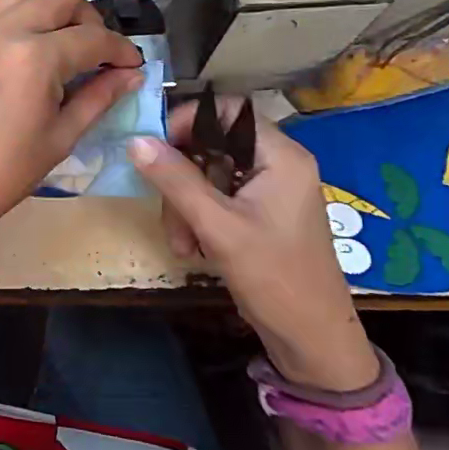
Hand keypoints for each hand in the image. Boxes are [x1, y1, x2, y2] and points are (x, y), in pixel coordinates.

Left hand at [0, 0, 143, 259]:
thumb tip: (130, 75)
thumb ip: (98, 98)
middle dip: (88, 20)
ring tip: (57, 41)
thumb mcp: (60, 138)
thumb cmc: (1, 173)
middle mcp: (7, 29)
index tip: (132, 66)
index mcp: (36, 57)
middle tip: (95, 55)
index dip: (121, 51)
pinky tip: (21, 44)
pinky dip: (15, 10)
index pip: (94, 38)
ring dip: (50, 4)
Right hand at [127, 98, 381, 391]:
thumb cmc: (273, 278)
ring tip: (183, 245)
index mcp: (280, 157)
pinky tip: (194, 249)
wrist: (311, 337)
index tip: (153, 145)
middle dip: (182, 180)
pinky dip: (198, 219)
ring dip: (185, 207)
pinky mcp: (260, 213)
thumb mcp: (218, 227)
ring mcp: (269, 190)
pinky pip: (217, 198)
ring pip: (209, 175)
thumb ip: (176, 180)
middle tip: (168, 213)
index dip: (187, 121)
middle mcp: (278, 164)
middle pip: (212, 146)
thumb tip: (137, 141)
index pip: (228, 112)